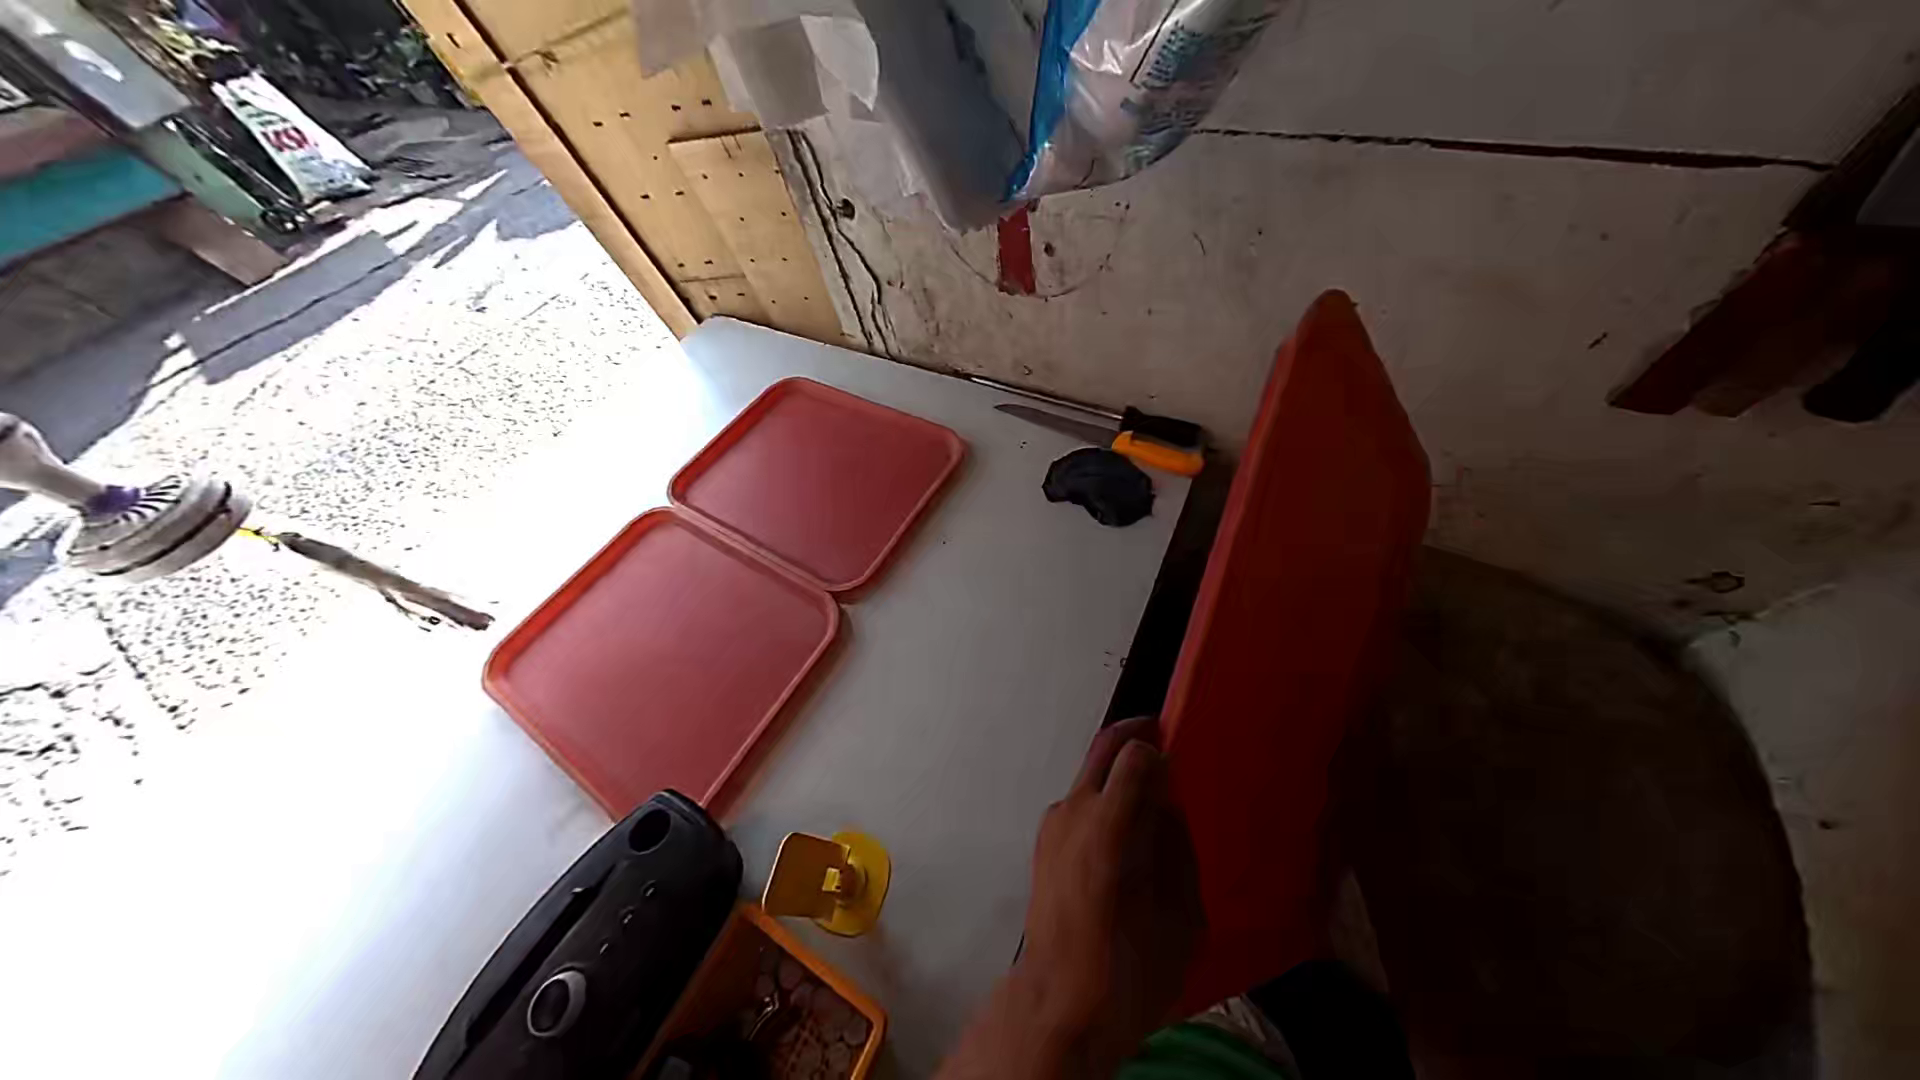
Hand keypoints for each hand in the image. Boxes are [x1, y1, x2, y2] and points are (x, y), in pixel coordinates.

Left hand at [936, 717, 1203, 1079]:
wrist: (1059, 1002)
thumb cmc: (1127, 970)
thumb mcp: (1180, 916)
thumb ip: (1176, 849)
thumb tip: (1167, 807)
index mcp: (1108, 827)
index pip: (1133, 755)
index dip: (1161, 749)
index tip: (1178, 760)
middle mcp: (1073, 812)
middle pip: (1103, 747)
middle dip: (1134, 736)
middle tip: (1162, 739)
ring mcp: (1053, 824)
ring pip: (1089, 775)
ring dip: (1118, 774)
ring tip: (1150, 807)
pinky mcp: (1044, 840)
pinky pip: (1079, 804)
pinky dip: (1104, 801)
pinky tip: (1124, 841)